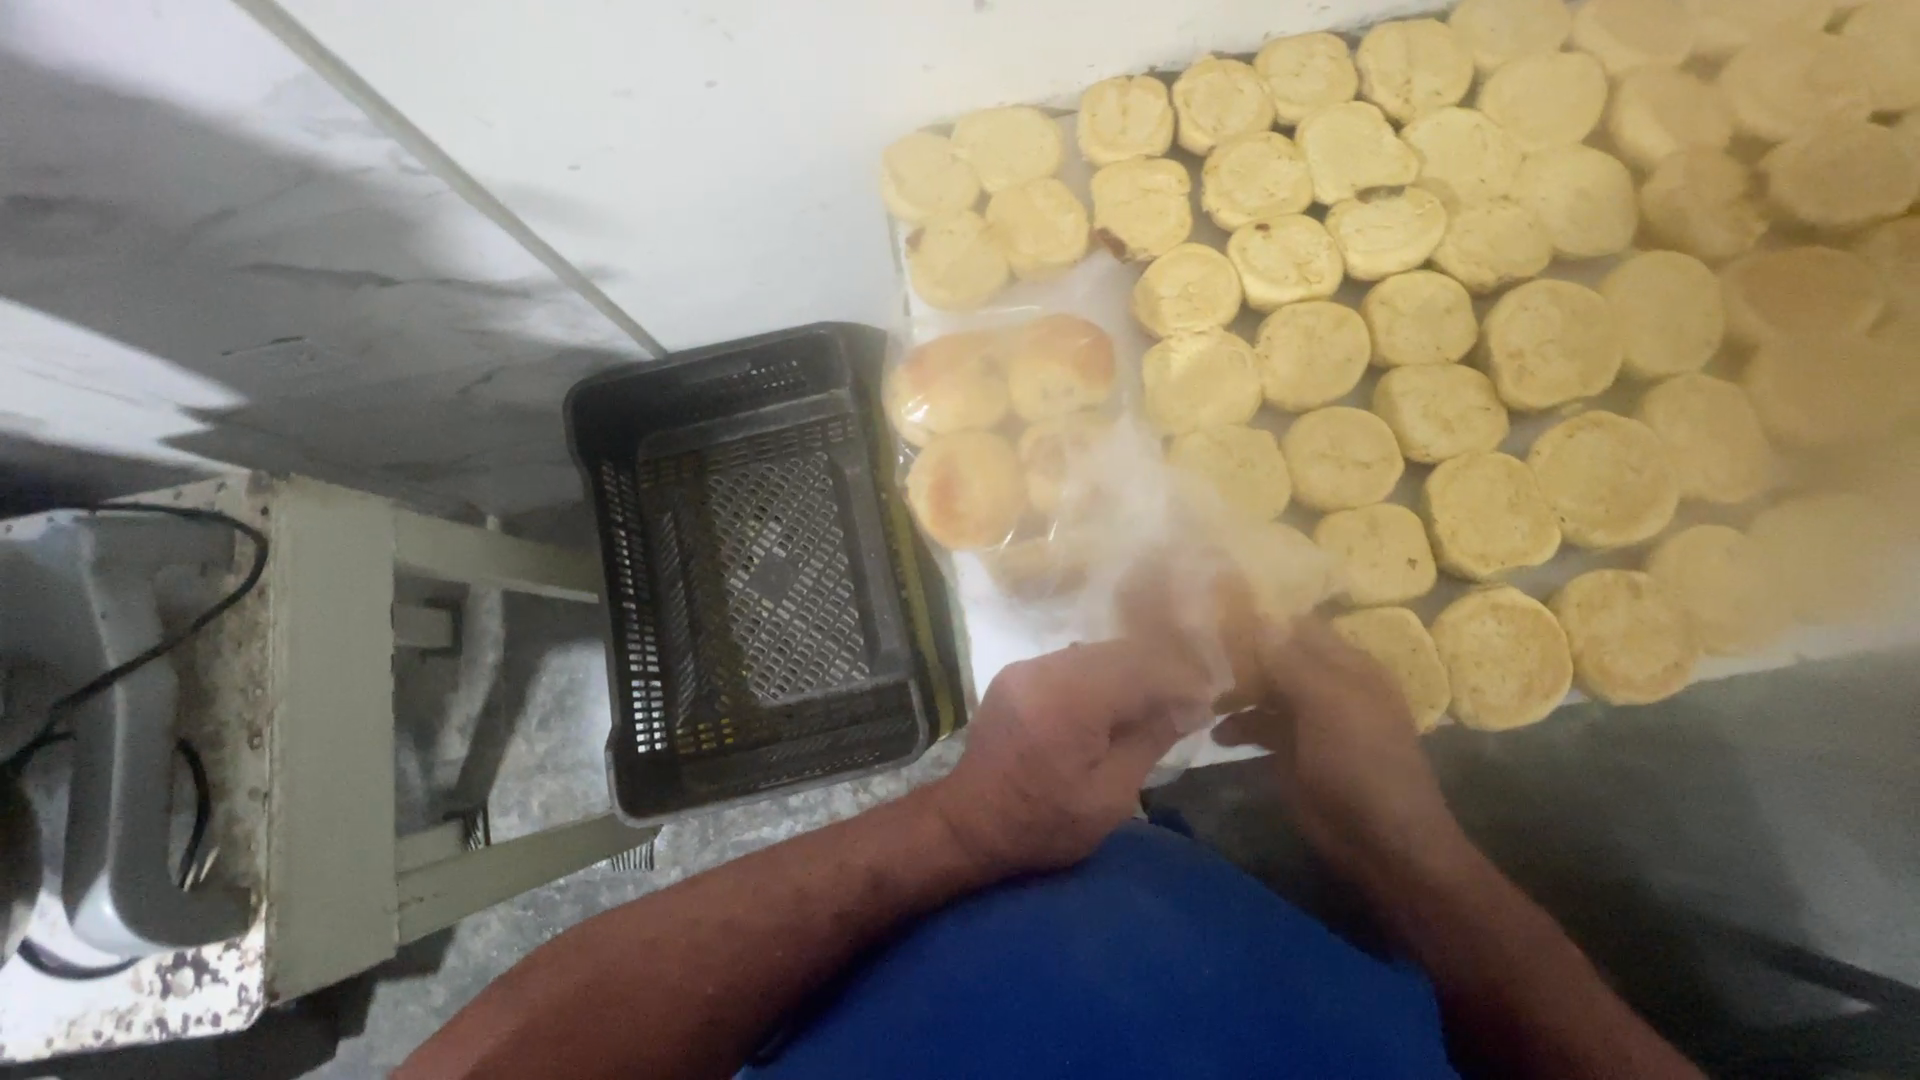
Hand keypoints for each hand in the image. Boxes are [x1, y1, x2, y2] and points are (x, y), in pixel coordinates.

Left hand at [928, 640, 1212, 877]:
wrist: (969, 823)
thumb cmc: (1043, 822)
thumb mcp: (1111, 794)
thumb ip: (1151, 739)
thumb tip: (1192, 705)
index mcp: (1072, 698)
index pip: (1143, 669)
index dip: (1181, 682)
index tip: (1207, 702)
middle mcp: (1046, 668)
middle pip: (1119, 652)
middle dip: (1159, 672)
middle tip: (1186, 702)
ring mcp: (1027, 667)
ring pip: (1095, 653)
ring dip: (1130, 672)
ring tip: (1155, 703)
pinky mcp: (1015, 674)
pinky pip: (1070, 662)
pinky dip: (1100, 675)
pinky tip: (1114, 702)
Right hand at [1215, 620, 1469, 892]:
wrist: (1381, 841)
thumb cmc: (1361, 763)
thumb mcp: (1328, 702)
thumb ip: (1289, 659)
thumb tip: (1255, 617)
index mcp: (1347, 665)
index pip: (1297, 625)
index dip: (1260, 616)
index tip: (1213, 611)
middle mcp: (1327, 684)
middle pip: (1274, 655)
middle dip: (1238, 653)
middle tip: (1193, 651)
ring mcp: (1308, 719)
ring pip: (1262, 690)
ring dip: (1232, 689)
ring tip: (1199, 694)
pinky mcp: (1290, 751)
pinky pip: (1257, 726)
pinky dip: (1236, 725)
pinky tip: (1215, 733)